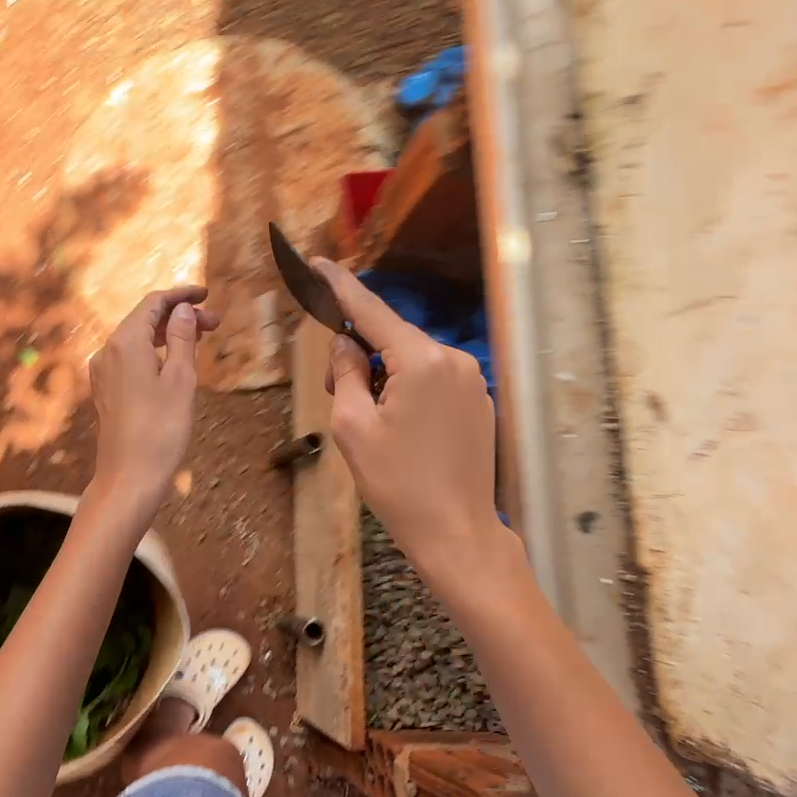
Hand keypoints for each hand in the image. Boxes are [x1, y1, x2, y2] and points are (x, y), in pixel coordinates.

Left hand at [87, 286, 219, 508]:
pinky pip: (131, 359)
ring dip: (167, 335)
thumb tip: (181, 309)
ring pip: (137, 340)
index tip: (207, 295)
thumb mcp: (181, 379)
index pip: (154, 303)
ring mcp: (103, 372)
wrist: (129, 477)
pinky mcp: (105, 391)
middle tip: (214, 325)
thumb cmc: (161, 429)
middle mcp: (107, 351)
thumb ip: (181, 338)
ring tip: (199, 341)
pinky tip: (174, 364)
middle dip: (179, 316)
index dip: (181, 295)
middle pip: (144, 320)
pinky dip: (154, 353)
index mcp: (125, 342)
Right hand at [313, 258, 502, 574]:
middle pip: (392, 339)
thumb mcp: (352, 428)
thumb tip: (346, 345)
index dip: (340, 287)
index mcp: (421, 361)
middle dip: (360, 356)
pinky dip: (409, 391)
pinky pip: (434, 380)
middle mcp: (453, 359)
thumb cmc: (398, 485)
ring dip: (384, 377)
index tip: (317, 263)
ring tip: (372, 425)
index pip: (371, 311)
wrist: (456, 533)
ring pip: (412, 361)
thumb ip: (345, 374)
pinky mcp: (479, 402)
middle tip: (337, 396)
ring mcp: (472, 380)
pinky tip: (401, 431)